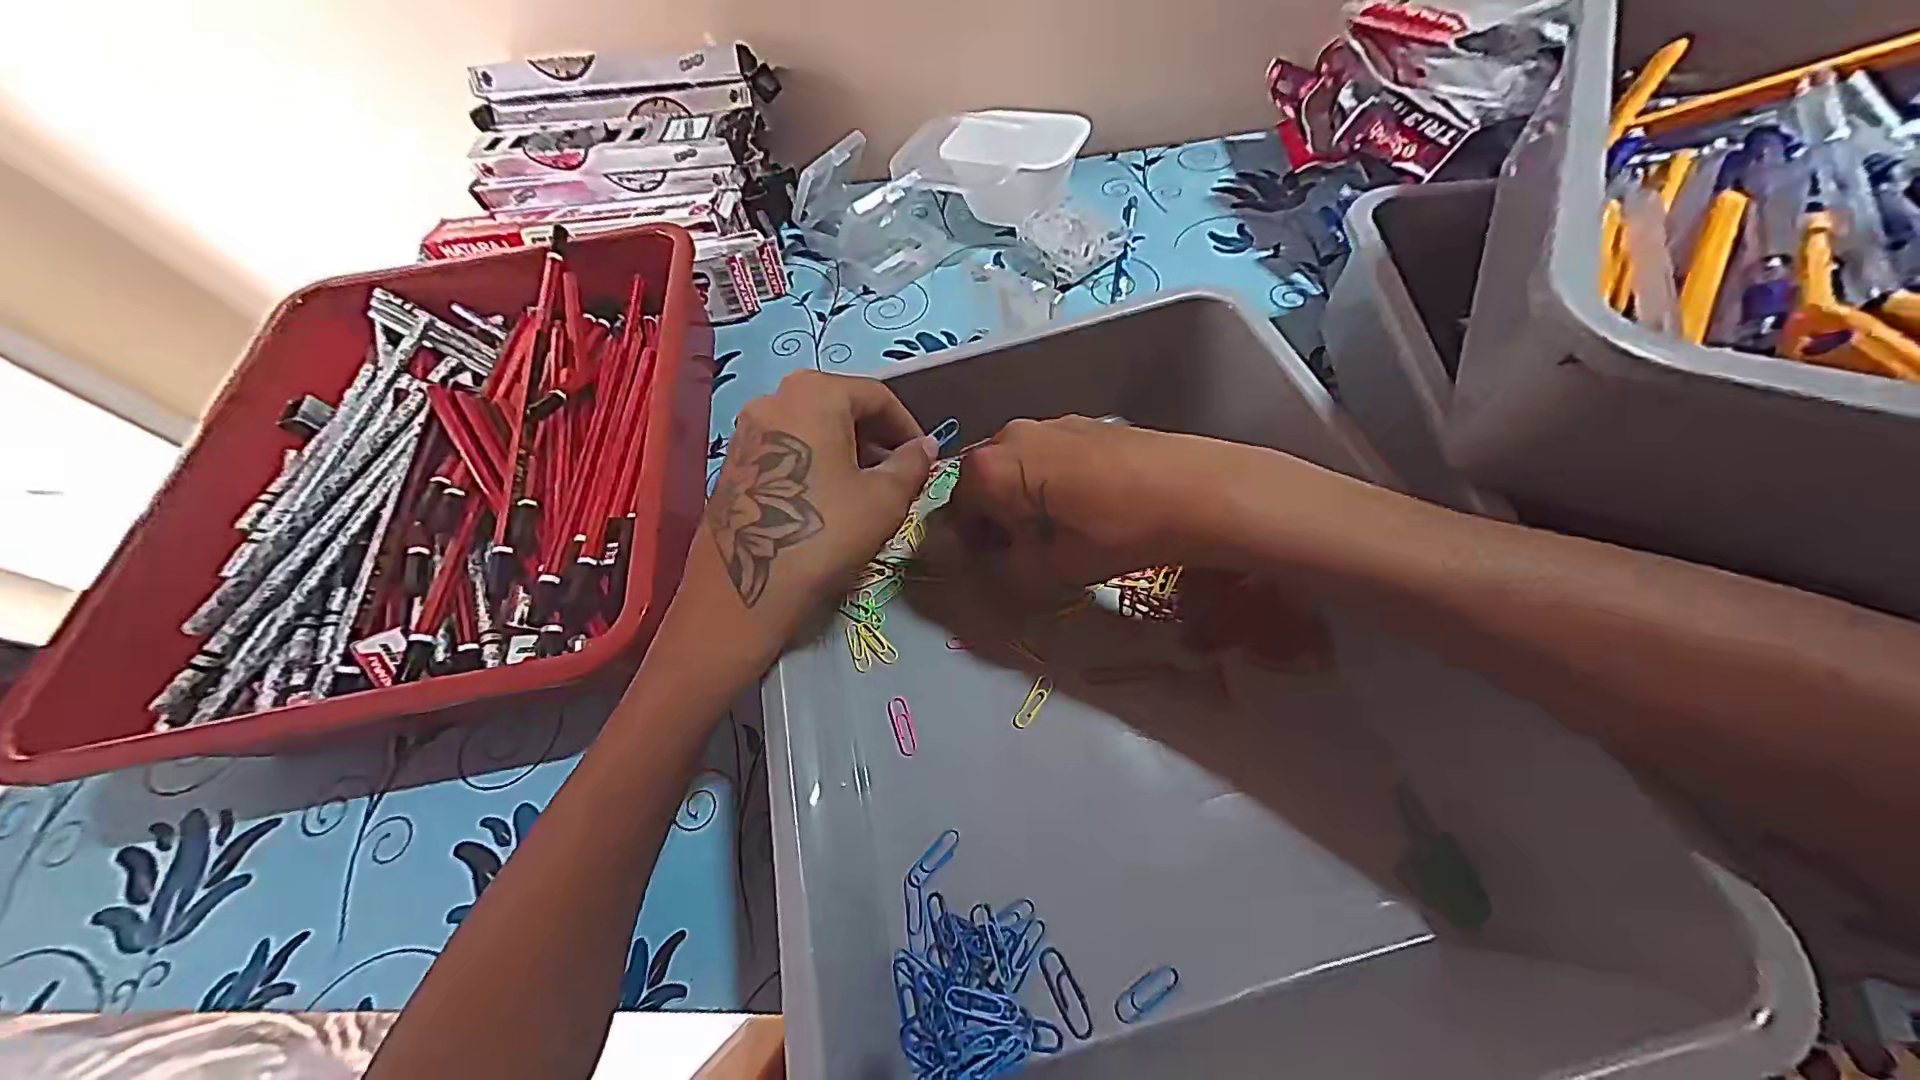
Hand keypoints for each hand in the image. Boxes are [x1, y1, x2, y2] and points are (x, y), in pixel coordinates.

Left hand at [688, 371, 936, 656]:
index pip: (877, 395)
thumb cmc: (826, 531)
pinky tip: (830, 500)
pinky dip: (816, 463)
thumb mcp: (884, 498)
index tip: (923, 458)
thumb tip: (926, 446)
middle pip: (840, 407)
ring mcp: (747, 429)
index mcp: (815, 393)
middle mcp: (774, 397)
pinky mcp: (733, 461)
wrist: (745, 587)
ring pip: (812, 428)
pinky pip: (787, 449)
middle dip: (876, 439)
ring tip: (869, 490)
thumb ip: (911, 464)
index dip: (908, 426)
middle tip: (899, 475)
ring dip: (848, 452)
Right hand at [947, 416, 1246, 587]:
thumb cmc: (1112, 532)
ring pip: (1015, 466)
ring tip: (1056, 528)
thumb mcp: (1050, 568)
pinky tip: (1082, 504)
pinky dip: (1048, 480)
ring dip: (1021, 498)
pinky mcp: (1081, 422)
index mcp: (989, 469)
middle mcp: (1010, 435)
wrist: (1191, 490)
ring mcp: (1048, 423)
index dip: (968, 542)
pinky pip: (1045, 455)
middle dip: (993, 517)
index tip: (990, 564)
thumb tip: (1000, 563)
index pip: (956, 509)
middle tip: (1021, 549)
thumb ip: (1008, 568)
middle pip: (983, 483)